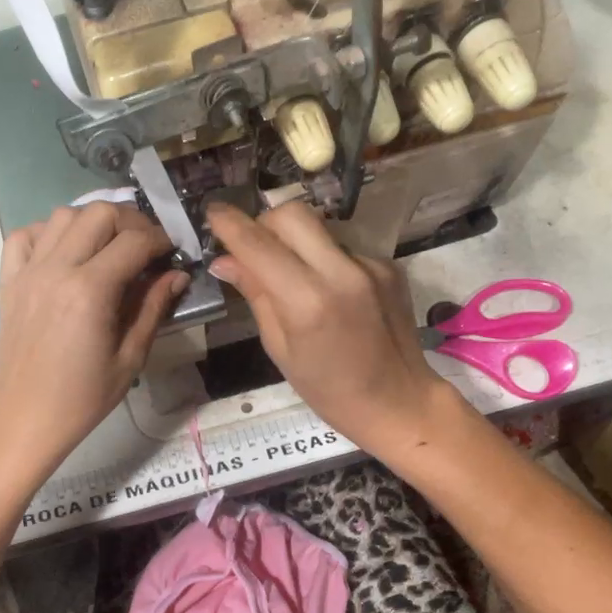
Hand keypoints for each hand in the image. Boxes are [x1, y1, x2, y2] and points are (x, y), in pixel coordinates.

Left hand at [0, 202, 188, 463]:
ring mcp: (28, 272)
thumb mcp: (130, 357)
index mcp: (90, 291)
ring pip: (61, 216)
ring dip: (90, 222)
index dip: (160, 240)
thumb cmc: (83, 397)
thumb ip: (152, 308)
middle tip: (143, 246)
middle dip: (129, 222)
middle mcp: (56, 270)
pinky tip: (64, 253)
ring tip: (106, 246)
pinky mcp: (8, 281)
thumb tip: (176, 274)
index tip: (171, 252)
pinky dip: (46, 233)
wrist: (26, 418)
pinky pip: (23, 236)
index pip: (134, 241)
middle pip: (98, 213)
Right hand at [206, 201, 461, 457]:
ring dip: (296, 241)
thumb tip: (224, 260)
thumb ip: (256, 295)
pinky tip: (329, 292)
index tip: (212, 211)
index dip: (230, 224)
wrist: (399, 401)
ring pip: (319, 228)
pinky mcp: (387, 265)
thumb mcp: (279, 349)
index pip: (258, 245)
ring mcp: (370, 264)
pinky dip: (324, 260)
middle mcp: (341, 272)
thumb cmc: (329, 390)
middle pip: (292, 214)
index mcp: (307, 301)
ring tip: (294, 276)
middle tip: (254, 248)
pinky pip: (342, 247)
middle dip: (265, 223)